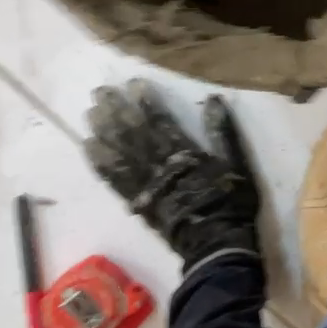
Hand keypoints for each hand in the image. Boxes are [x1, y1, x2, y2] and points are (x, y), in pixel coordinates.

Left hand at [84, 81, 261, 271]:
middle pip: (132, 134)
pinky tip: (89, 147)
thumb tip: (214, 100)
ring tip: (89, 113)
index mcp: (183, 153)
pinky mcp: (135, 202)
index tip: (133, 83)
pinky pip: (112, 180)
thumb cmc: (230, 202)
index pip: (160, 121)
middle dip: (116, 110)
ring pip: (117, 153)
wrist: (215, 244)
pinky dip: (99, 163)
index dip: (146, 102)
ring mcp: (143, 184)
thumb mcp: (237, 164)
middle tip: (100, 91)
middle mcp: (158, 165)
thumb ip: (224, 132)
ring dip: (102, 131)